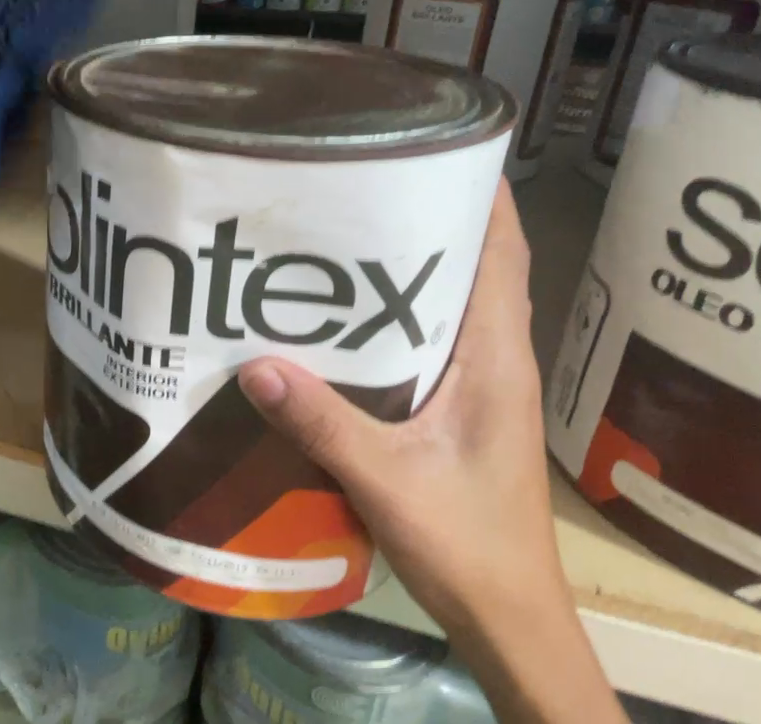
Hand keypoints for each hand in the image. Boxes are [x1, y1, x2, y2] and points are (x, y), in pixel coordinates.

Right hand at [237, 182, 568, 636]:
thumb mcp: (389, 481)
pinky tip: (337, 313)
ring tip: (338, 228)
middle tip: (355, 179)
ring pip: (446, 299)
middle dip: (427, 213)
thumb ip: (325, 424)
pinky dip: (392, 310)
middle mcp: (492, 356)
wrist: (507, 616)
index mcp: (496, 356)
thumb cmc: (468, 544)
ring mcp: (475, 382)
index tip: (435, 144)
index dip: (481, 193)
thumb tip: (253, 362)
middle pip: (472, 263)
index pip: (503, 252)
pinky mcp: (454, 406)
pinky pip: (425, 337)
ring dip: (408, 261)